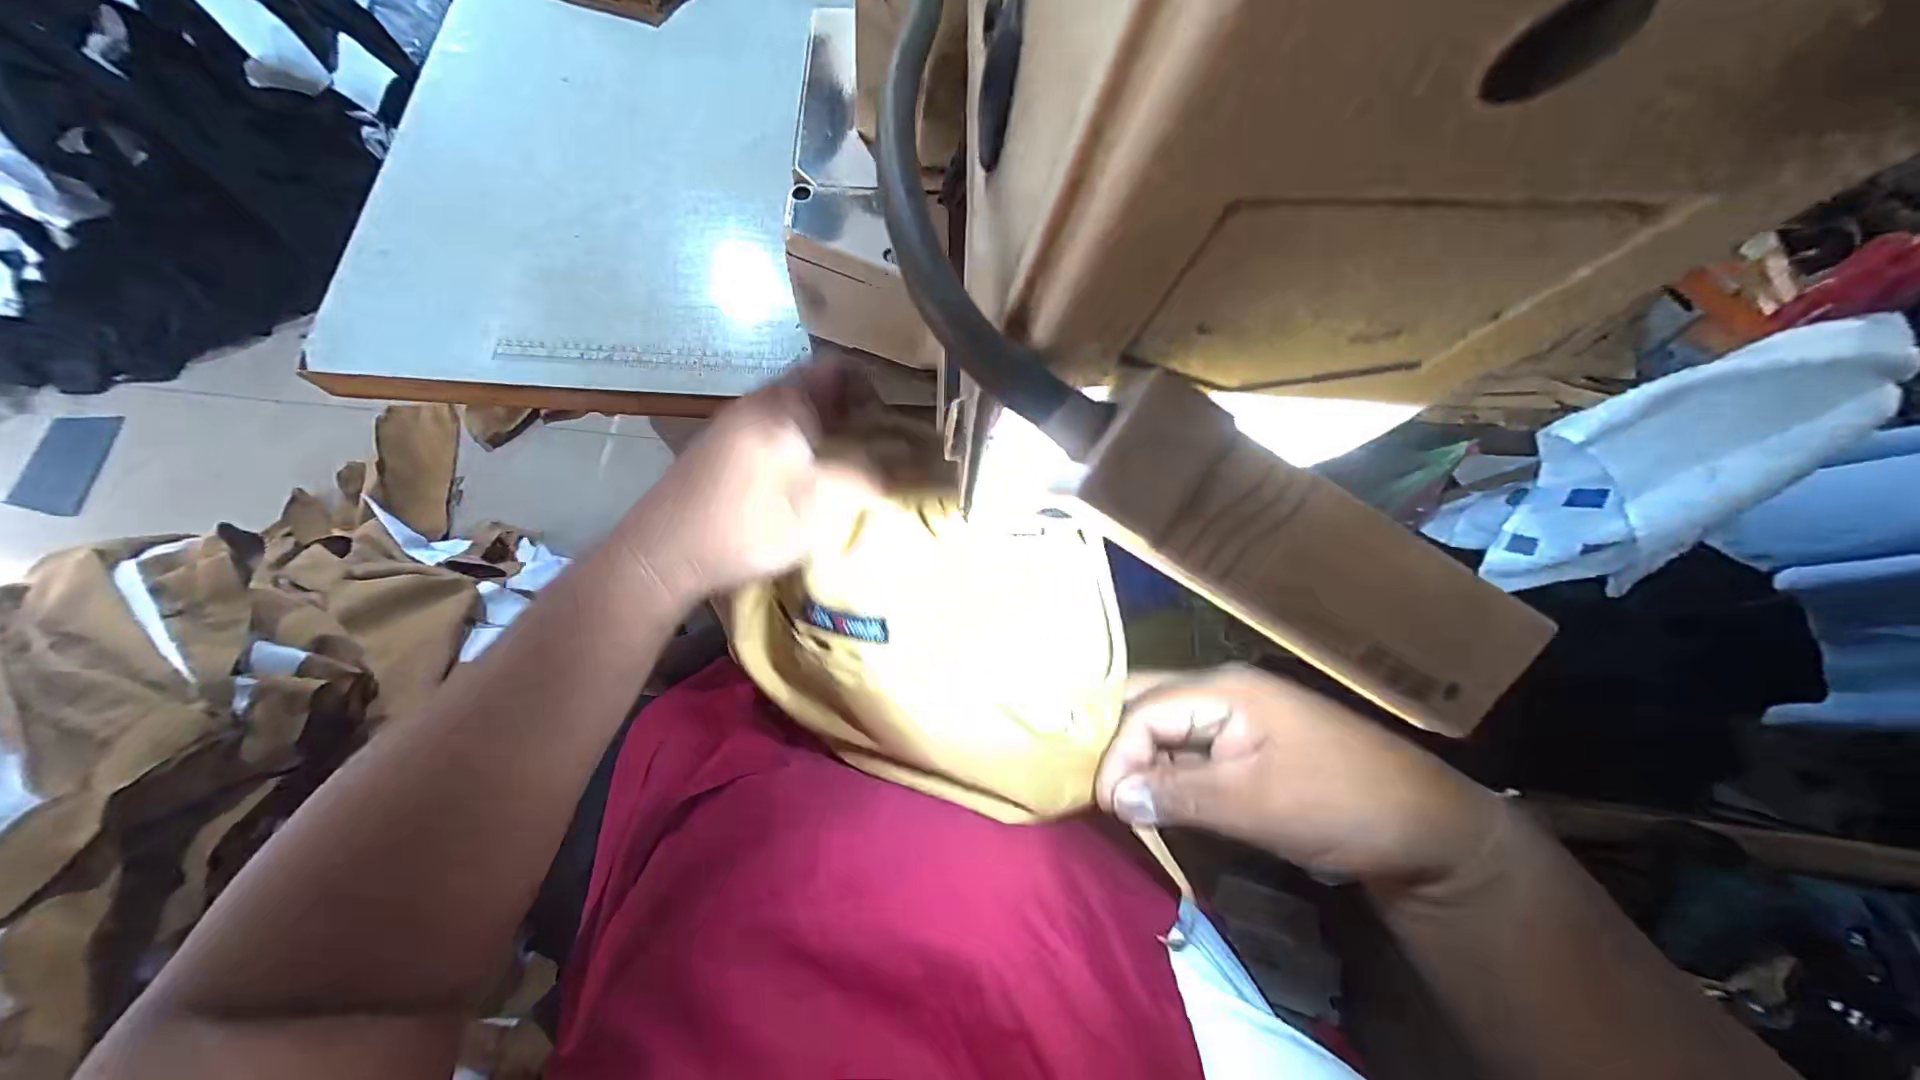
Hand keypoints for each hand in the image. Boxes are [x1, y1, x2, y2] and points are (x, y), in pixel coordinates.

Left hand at [611, 362, 880, 601]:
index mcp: (784, 402)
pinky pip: (775, 438)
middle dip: (854, 419)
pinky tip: (805, 489)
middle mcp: (757, 403)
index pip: (839, 369)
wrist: (666, 553)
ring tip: (848, 475)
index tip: (893, 425)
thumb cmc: (750, 521)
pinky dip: (800, 453)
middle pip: (819, 393)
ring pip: (796, 418)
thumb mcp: (823, 501)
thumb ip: (870, 475)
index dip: (873, 391)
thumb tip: (909, 466)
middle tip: (879, 454)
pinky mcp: (721, 454)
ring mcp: (734, 427)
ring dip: (827, 438)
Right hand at [1095, 666, 1509, 897]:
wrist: (1428, 827)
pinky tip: (1153, 796)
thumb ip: (1178, 794)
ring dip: (1138, 759)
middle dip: (1115, 744)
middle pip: (1146, 704)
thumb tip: (1115, 797)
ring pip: (1163, 726)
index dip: (1116, 754)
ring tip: (1120, 799)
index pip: (1144, 710)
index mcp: (1223, 688)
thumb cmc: (1341, 805)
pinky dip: (1165, 770)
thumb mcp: (1254, 804)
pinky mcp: (1243, 741)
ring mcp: (1233, 713)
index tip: (1106, 805)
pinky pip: (1187, 746)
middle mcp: (1221, 689)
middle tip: (1098, 790)